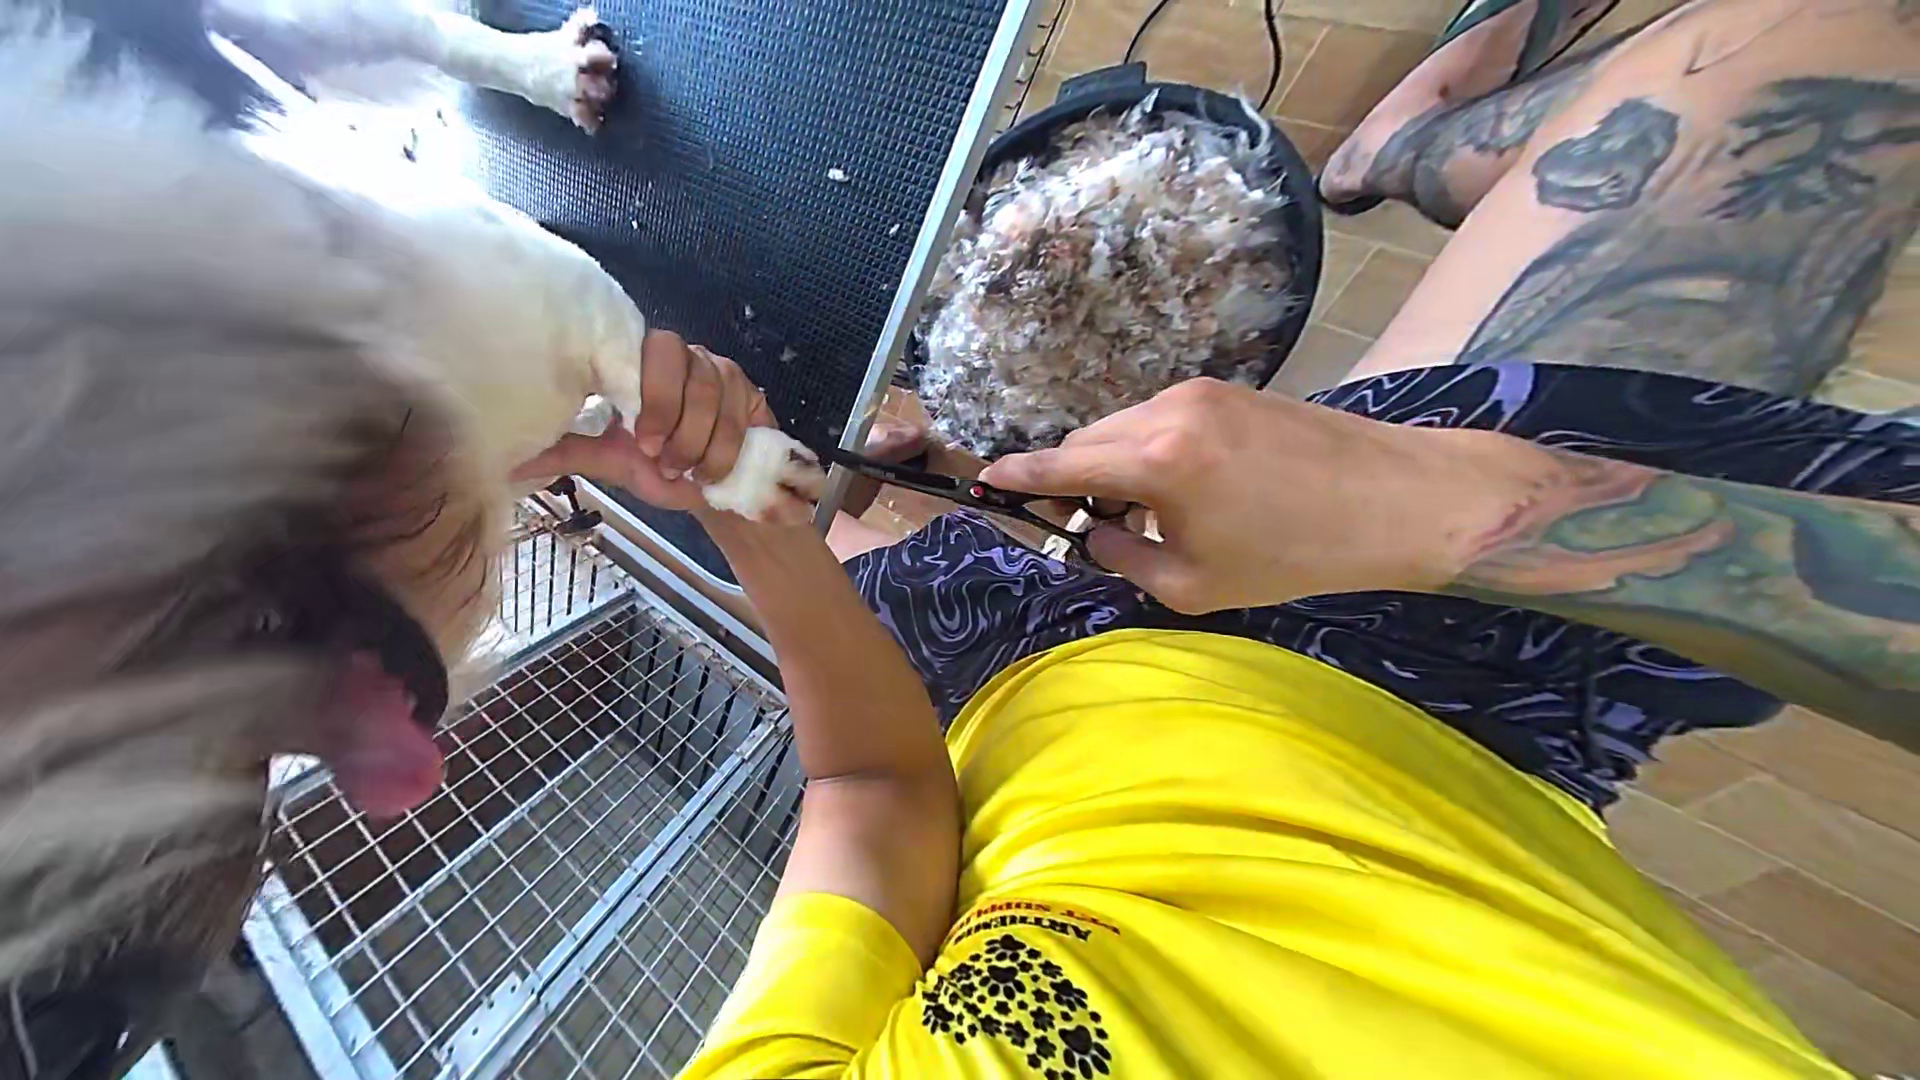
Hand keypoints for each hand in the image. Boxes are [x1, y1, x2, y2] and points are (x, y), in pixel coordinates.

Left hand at [515, 331, 812, 523]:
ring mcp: (723, 373)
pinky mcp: (753, 394)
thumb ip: (573, 453)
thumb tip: (510, 461)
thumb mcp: (616, 462)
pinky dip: (728, 449)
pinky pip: (743, 414)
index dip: (649, 395)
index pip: (646, 349)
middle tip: (665, 458)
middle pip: (686, 368)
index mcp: (643, 366)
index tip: (642, 442)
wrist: (720, 490)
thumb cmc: (668, 471)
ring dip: (702, 442)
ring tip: (690, 473)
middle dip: (676, 418)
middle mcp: (685, 359)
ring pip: (715, 395)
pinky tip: (715, 472)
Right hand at [978, 379, 1557, 612]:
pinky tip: (1175, 486)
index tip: (984, 479)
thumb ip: (1123, 558)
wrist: (1402, 501)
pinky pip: (1154, 418)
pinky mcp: (1223, 389)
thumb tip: (1092, 533)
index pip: (1062, 466)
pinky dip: (1142, 451)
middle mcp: (1166, 411)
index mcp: (1156, 461)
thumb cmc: (1294, 555)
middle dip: (1069, 481)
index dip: (1017, 476)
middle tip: (1082, 524)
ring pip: (1118, 428)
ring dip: (1108, 466)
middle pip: (1084, 442)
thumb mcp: (1194, 585)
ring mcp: (1197, 392)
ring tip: (1140, 513)